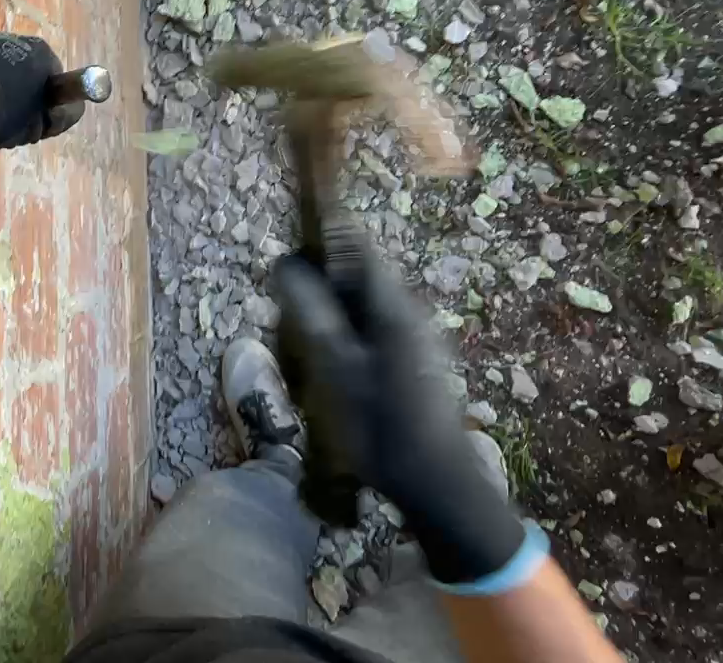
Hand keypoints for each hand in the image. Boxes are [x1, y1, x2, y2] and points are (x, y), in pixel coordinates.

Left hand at [0, 34, 83, 184]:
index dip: (48, 112)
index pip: (59, 84)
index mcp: (40, 53)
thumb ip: (57, 117)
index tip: (32, 129)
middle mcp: (14, 41)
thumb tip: (68, 111)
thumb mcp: (34, 126)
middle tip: (7, 129)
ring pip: (1, 79)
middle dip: (21, 102)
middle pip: (28, 79)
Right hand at [269, 233, 526, 585]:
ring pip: (361, 300)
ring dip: (328, 306)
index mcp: (392, 306)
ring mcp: (414, 335)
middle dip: (319, 278)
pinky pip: (370, 323)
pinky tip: (327, 359)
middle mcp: (407, 310)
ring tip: (301, 339)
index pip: (355, 245)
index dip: (321, 237)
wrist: (438, 484)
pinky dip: (343, 328)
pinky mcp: (412, 357)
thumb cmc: (382, 424)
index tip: (288, 249)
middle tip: (288, 308)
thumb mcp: (336, 366)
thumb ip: (311, 310)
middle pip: (357, 271)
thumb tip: (284, 263)